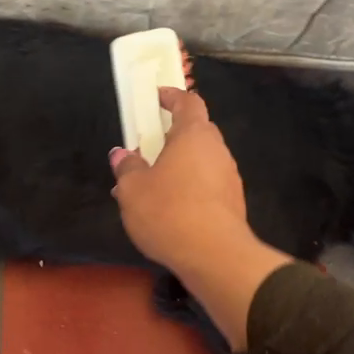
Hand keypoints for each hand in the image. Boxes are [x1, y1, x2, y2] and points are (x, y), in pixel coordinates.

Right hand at [109, 87, 291, 349]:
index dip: (172, 97)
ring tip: (154, 186)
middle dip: (174, 136)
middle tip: (148, 148)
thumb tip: (121, 154)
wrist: (214, 256)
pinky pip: (208, 185)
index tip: (156, 99)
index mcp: (193, 135)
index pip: (189, 102)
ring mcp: (229, 177)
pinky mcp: (233, 203)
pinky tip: (171, 209)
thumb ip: (126, 167)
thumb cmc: (168, 212)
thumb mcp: (133, 189)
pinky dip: (191, 188)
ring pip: (203, 160)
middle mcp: (217, 150)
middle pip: (198, 131)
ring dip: (181, 165)